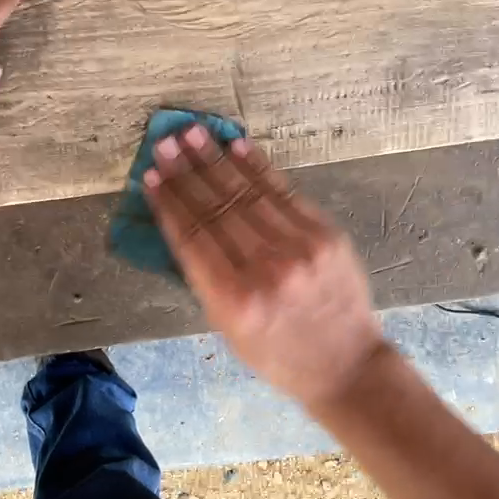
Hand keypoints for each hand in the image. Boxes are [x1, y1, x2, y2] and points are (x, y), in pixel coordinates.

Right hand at [143, 126, 387, 407]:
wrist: (347, 365)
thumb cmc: (277, 354)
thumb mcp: (228, 329)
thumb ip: (206, 277)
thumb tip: (182, 220)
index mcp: (235, 301)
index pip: (193, 239)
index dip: (169, 204)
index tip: (151, 177)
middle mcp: (266, 270)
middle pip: (217, 209)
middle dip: (187, 172)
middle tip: (165, 143)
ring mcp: (300, 247)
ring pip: (248, 193)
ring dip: (216, 160)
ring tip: (193, 134)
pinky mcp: (325, 232)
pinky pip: (284, 192)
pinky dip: (258, 166)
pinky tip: (237, 146)